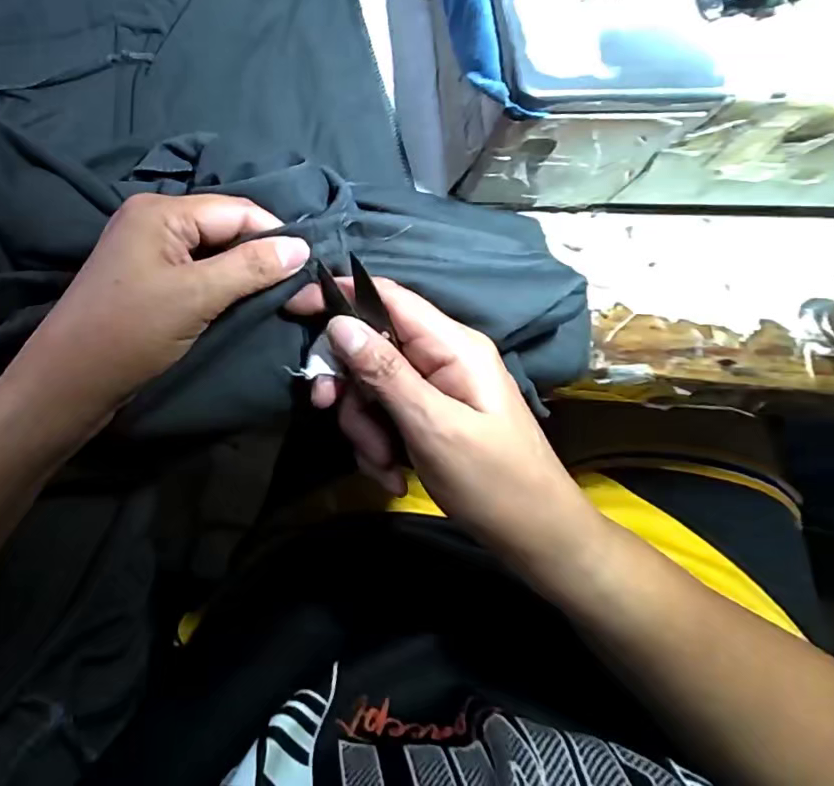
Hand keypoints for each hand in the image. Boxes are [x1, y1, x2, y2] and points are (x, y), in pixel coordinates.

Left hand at [7, 193, 309, 425]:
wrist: (66, 385)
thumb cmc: (129, 334)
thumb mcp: (196, 296)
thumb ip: (251, 267)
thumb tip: (302, 247)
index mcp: (160, 211)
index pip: (237, 210)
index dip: (277, 235)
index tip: (312, 268)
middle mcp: (153, 219)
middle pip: (225, 227)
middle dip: (262, 255)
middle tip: (300, 289)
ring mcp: (147, 248)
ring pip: (213, 251)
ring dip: (244, 272)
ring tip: (279, 297)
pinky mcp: (145, 277)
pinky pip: (195, 269)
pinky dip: (221, 284)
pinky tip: (243, 301)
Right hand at [286, 277, 590, 564]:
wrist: (539, 539)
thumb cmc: (495, 482)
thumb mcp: (433, 427)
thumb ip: (385, 373)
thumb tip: (339, 324)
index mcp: (452, 345)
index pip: (387, 297)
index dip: (340, 295)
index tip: (295, 307)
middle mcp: (441, 356)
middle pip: (370, 347)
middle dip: (349, 388)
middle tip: (329, 412)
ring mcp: (434, 386)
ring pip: (371, 387)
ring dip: (364, 426)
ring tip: (383, 464)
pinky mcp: (428, 414)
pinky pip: (384, 414)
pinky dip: (379, 444)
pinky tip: (392, 475)